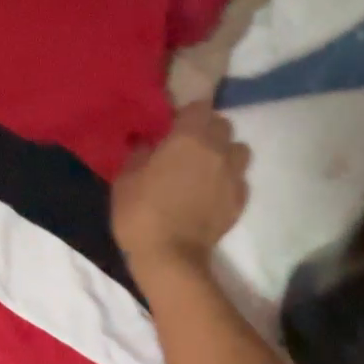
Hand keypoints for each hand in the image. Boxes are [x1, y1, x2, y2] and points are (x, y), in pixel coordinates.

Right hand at [112, 101, 250, 271]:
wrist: (169, 258)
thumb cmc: (140, 215)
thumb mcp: (124, 181)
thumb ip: (139, 154)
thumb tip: (146, 143)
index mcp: (189, 136)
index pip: (199, 106)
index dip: (187, 117)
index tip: (174, 131)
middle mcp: (218, 148)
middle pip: (223, 125)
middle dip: (208, 133)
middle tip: (190, 152)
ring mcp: (233, 174)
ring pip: (238, 151)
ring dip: (225, 155)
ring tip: (208, 173)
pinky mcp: (239, 200)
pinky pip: (239, 181)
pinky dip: (229, 184)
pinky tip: (213, 198)